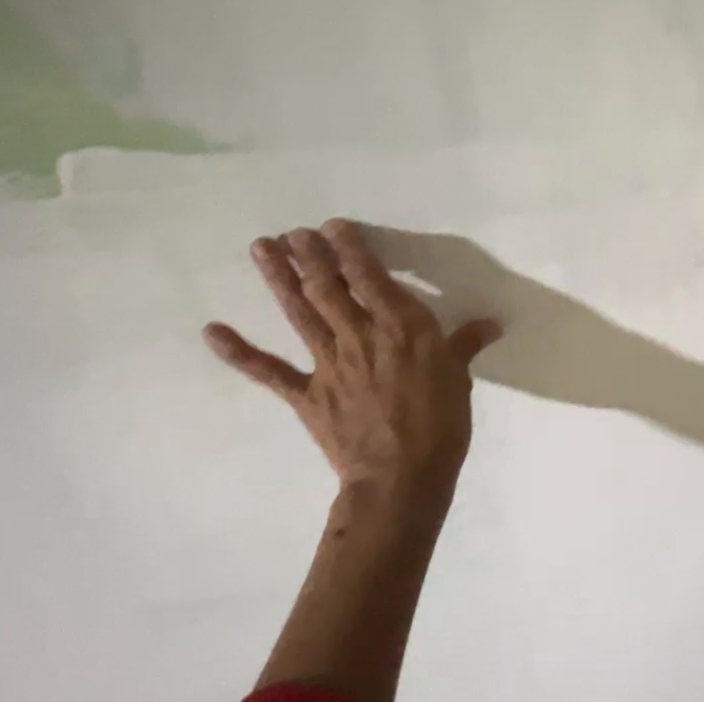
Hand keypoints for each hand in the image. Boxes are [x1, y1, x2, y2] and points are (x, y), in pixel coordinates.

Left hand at [204, 218, 501, 494]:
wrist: (400, 478)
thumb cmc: (440, 424)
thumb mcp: (459, 378)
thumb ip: (465, 345)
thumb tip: (490, 324)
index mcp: (401, 328)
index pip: (370, 278)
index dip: (350, 249)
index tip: (333, 226)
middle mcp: (361, 336)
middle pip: (329, 287)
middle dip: (310, 255)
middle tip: (294, 232)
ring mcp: (328, 365)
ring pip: (300, 314)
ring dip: (279, 280)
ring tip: (261, 248)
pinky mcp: (307, 395)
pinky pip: (269, 371)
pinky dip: (239, 352)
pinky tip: (212, 330)